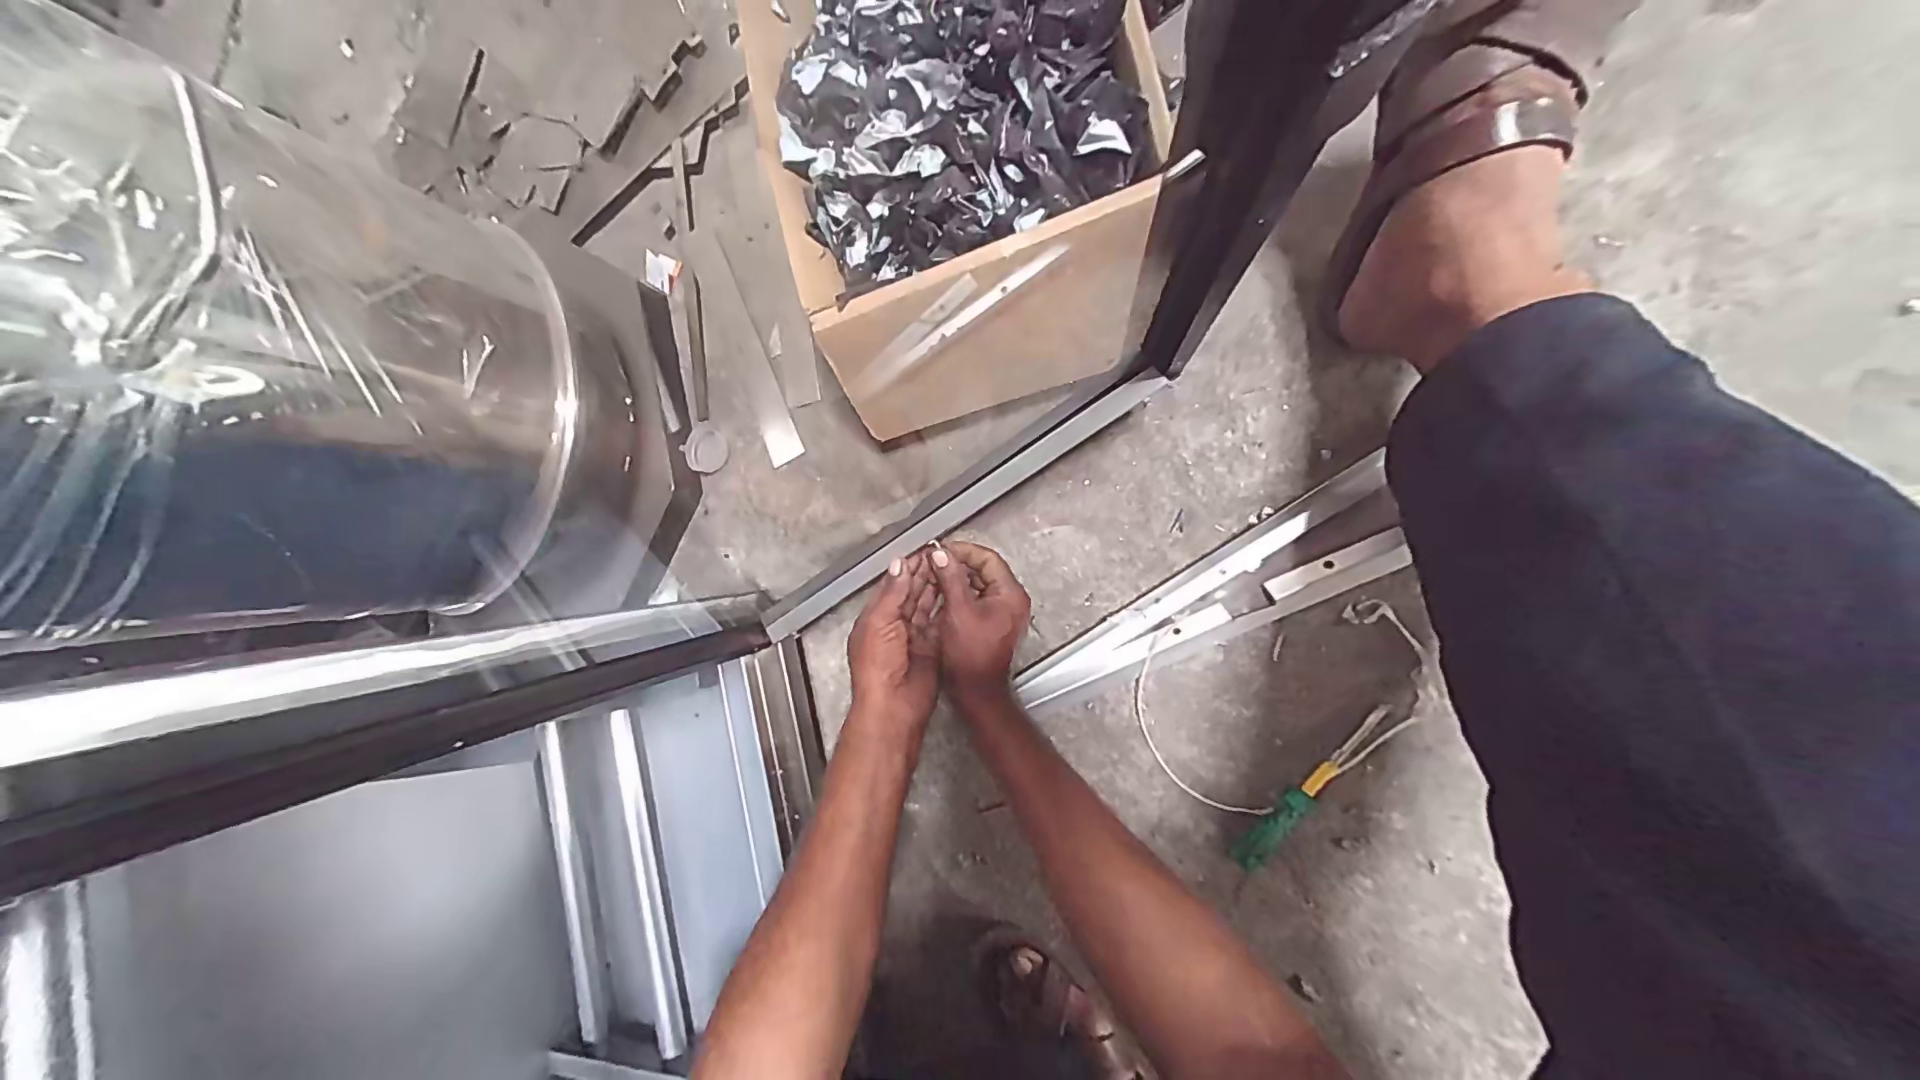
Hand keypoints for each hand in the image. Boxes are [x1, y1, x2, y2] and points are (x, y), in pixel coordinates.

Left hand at [846, 551, 940, 736]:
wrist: (894, 706)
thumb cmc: (877, 669)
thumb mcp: (879, 623)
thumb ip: (891, 593)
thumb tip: (898, 565)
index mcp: (875, 618)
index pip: (893, 585)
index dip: (908, 568)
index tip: (923, 552)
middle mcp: (894, 626)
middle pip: (911, 593)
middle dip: (925, 575)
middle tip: (941, 557)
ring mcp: (913, 638)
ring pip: (926, 605)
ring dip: (937, 588)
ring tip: (950, 569)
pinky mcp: (931, 649)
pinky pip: (940, 623)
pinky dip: (947, 608)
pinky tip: (955, 594)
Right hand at [928, 541, 1031, 702]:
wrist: (975, 691)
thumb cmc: (971, 658)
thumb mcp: (957, 611)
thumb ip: (950, 578)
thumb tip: (942, 555)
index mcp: (1010, 594)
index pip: (988, 558)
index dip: (962, 551)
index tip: (942, 551)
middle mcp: (1011, 601)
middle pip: (983, 570)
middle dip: (957, 564)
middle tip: (935, 562)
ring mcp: (1003, 613)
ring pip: (978, 584)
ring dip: (956, 579)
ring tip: (934, 576)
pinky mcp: (992, 623)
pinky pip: (976, 599)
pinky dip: (958, 594)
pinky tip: (941, 595)